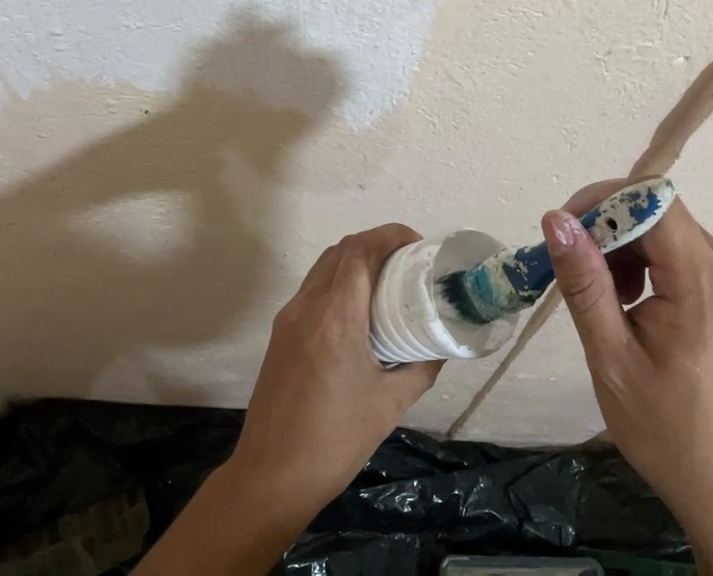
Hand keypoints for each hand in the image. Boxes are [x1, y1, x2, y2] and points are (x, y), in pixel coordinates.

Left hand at [232, 222, 443, 508]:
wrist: (271, 476)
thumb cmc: (335, 440)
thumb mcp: (391, 404)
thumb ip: (421, 367)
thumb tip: (442, 344)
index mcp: (335, 317)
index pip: (359, 251)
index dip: (390, 235)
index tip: (418, 244)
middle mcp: (307, 307)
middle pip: (341, 251)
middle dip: (376, 244)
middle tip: (409, 262)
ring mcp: (288, 319)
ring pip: (323, 268)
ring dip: (355, 262)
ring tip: (388, 282)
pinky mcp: (280, 335)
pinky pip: (312, 290)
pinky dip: (338, 283)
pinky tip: (360, 311)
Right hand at [542, 180, 712, 574]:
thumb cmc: (666, 430)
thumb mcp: (611, 357)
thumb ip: (584, 282)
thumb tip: (556, 219)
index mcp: (706, 285)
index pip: (653, 202)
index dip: (602, 201)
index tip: (565, 232)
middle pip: (660, 214)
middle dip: (609, 231)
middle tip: (576, 275)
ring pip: (670, 231)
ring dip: (627, 250)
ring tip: (606, 300)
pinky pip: (686, 254)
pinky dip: (650, 265)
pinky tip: (634, 305)